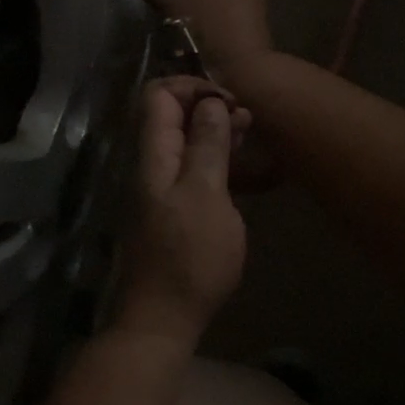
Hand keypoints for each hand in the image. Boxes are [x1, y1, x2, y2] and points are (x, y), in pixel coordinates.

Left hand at [114, 78, 247, 348]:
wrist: (162, 318)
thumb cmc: (189, 256)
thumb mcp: (206, 194)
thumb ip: (207, 145)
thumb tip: (210, 102)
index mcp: (153, 155)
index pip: (159, 95)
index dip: (193, 86)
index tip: (230, 102)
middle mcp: (151, 166)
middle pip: (172, 118)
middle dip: (209, 109)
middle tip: (248, 121)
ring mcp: (160, 191)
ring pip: (186, 146)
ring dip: (216, 136)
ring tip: (252, 140)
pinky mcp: (172, 214)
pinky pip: (192, 174)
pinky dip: (216, 164)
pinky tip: (244, 173)